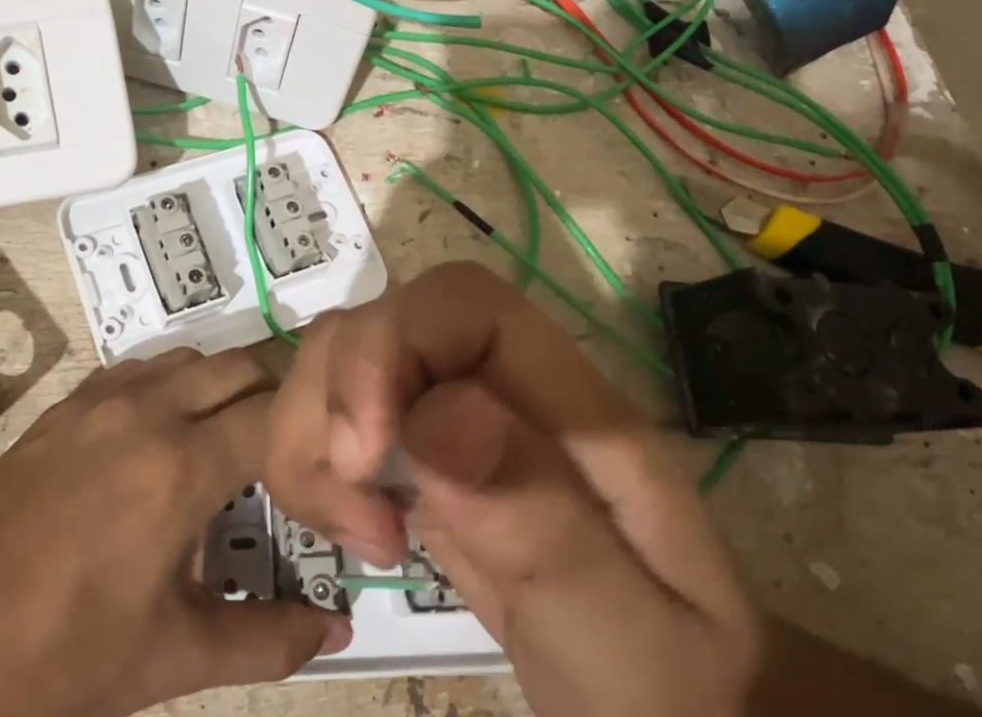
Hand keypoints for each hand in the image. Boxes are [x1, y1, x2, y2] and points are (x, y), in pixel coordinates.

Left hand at [0, 350, 350, 716]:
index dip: (315, 430)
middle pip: (236, 366)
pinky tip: (165, 432)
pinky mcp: (57, 410)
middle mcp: (142, 412)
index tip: (334, 456)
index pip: (276, 415)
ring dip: (222, 381)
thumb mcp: (173, 658)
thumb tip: (337, 628)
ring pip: (185, 358)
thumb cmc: (60, 657)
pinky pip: (135, 370)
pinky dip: (169, 383)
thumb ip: (268, 637)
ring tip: (240, 434)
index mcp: (179, 465)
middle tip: (301, 439)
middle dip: (279, 392)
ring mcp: (93, 402)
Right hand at [266, 261, 760, 716]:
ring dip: (312, 441)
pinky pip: (333, 421)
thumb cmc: (667, 685)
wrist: (670, 702)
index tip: (361, 458)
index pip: (462, 304)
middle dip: (334, 407)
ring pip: (338, 362)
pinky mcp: (419, 459)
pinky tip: (358, 532)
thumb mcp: (626, 633)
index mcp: (572, 411)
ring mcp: (454, 421)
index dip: (388, 348)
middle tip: (365, 523)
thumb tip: (445, 411)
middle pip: (380, 323)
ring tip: (362, 534)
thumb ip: (544, 526)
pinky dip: (313, 467)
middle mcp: (503, 392)